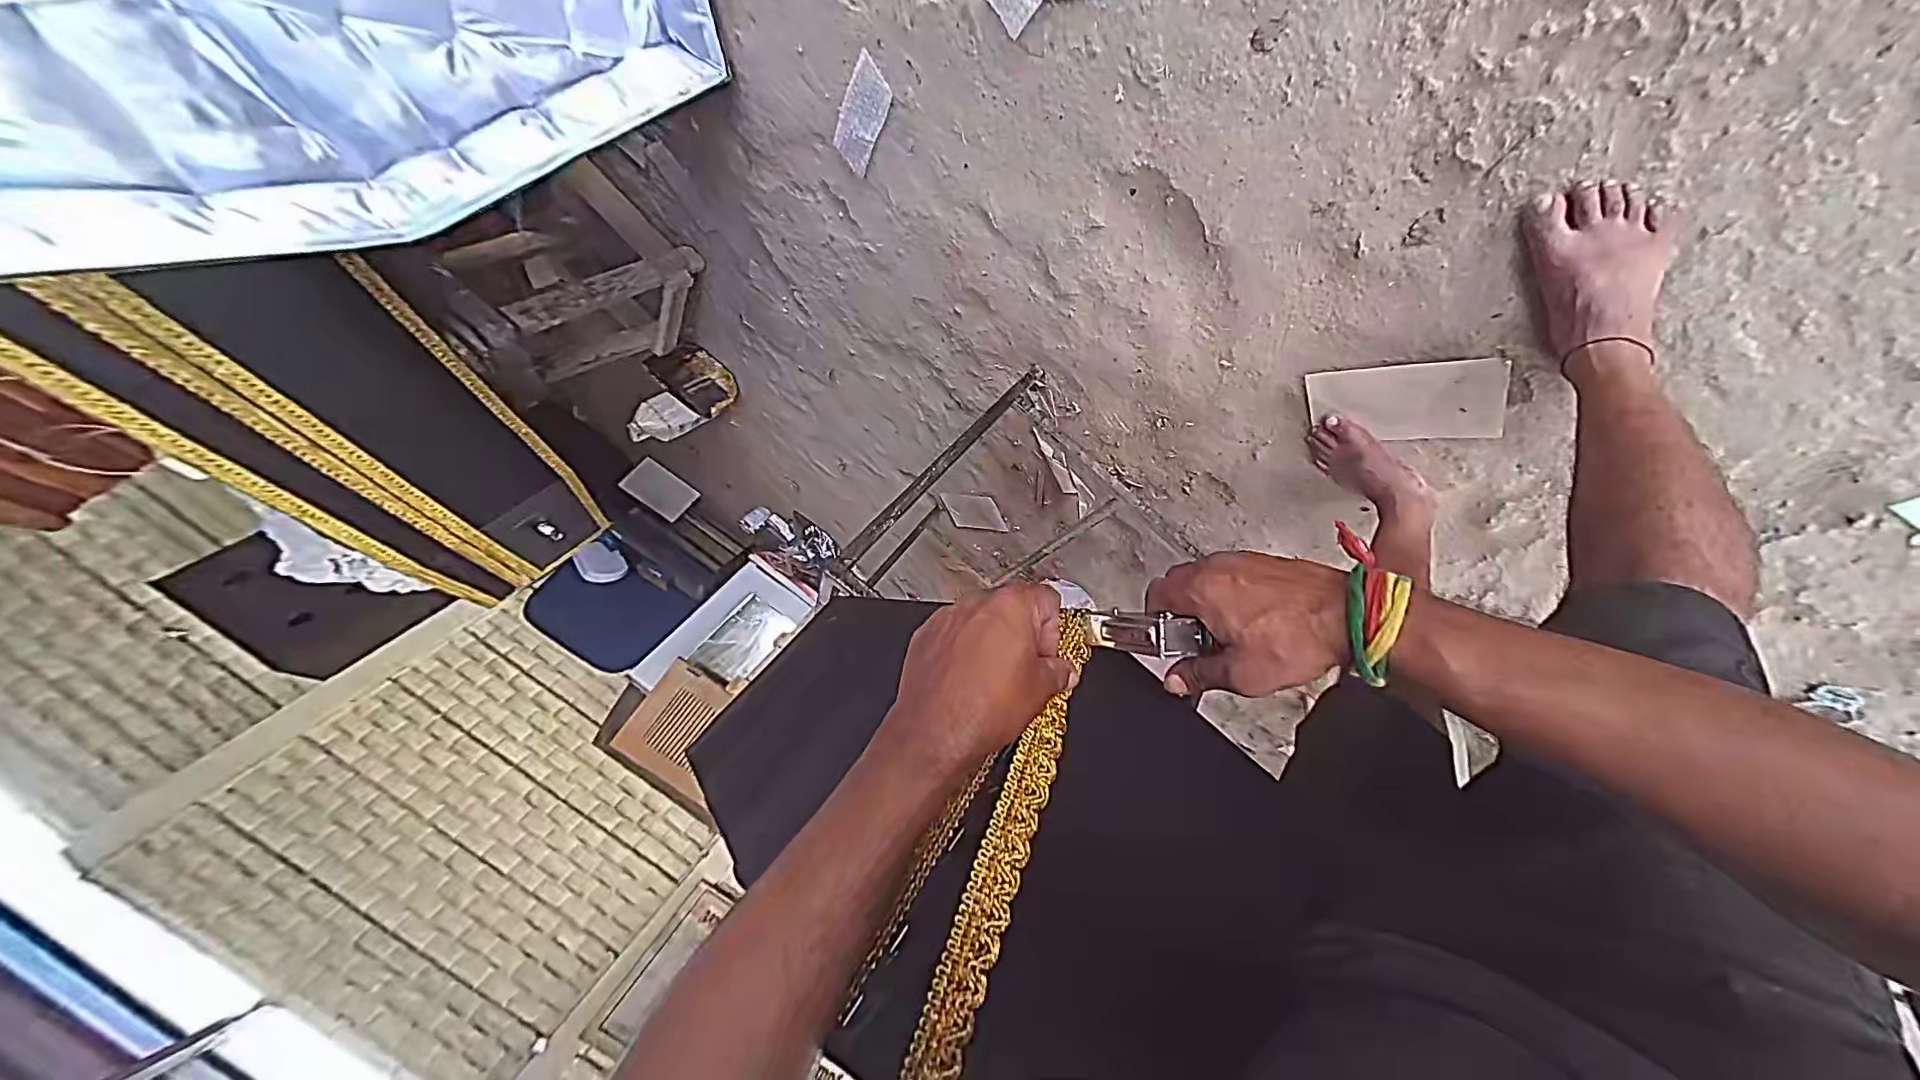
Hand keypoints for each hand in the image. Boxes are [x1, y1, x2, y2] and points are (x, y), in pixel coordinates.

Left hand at [875, 584, 1079, 773]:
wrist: (933, 734)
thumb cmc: (981, 709)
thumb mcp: (1039, 691)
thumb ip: (1058, 671)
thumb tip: (1062, 671)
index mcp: (1011, 606)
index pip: (1048, 599)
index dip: (1054, 630)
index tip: (1049, 656)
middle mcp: (976, 604)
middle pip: (1013, 608)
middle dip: (1023, 636)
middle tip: (1026, 670)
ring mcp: (947, 618)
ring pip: (981, 622)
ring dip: (992, 643)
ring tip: (995, 681)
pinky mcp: (926, 636)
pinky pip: (954, 635)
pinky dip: (963, 652)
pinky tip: (969, 681)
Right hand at [1145, 552, 1348, 697]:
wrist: (1352, 615)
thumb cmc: (1302, 637)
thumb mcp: (1240, 673)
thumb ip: (1198, 675)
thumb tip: (1177, 679)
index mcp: (1201, 589)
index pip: (1155, 595)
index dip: (1156, 621)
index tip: (1169, 640)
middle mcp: (1217, 567)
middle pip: (1177, 584)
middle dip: (1180, 612)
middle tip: (1198, 640)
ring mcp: (1241, 561)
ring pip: (1204, 578)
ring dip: (1205, 603)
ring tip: (1229, 633)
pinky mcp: (1263, 562)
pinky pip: (1232, 575)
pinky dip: (1231, 594)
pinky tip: (1252, 621)